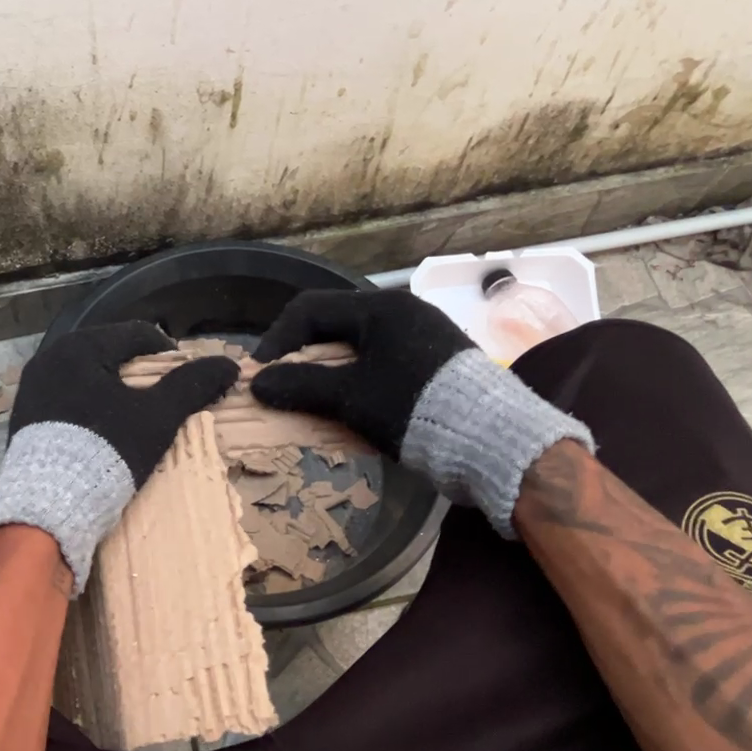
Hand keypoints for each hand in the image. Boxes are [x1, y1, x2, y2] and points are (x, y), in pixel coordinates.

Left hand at [0, 322, 238, 592]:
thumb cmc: (106, 449)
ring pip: (84, 374)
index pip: (136, 335)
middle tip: (159, 394)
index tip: (183, 376)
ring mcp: (32, 386)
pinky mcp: (23, 414)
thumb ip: (191, 386)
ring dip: (111, 386)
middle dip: (136, 369)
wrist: (48, 503)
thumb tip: (228, 365)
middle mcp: (51, 356)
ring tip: (132, 412)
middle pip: (107, 351)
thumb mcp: (156, 417)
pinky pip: (63, 397)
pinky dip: (86, 404)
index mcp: (81, 346)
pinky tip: (98, 428)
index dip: (166, 352)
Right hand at [248, 289, 477, 456]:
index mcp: (381, 308)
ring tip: (312, 398)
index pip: (311, 309)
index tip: (261, 371)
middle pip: (335, 324)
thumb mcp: (350, 398)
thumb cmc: (415, 408)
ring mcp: (424, 334)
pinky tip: (352, 403)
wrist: (493, 442)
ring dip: (329, 369)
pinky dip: (357, 377)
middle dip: (303, 354)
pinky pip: (382, 359)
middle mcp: (403, 311)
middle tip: (283, 384)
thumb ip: (300, 386)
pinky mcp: (438, 361)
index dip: (279, 338)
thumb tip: (258, 382)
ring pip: (358, 344)